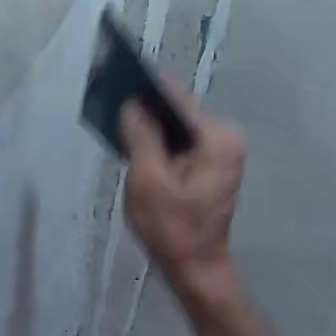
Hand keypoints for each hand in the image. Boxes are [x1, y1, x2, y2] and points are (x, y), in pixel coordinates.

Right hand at [119, 84, 248, 301]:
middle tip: (110, 98)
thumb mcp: (148, 182)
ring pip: (177, 125)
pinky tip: (133, 140)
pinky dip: (158, 139)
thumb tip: (131, 103)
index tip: (116, 67)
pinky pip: (180, 141)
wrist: (195, 268)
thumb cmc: (172, 228)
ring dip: (149, 122)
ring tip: (115, 116)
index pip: (176, 97)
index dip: (144, 83)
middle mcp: (225, 137)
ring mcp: (221, 151)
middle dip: (145, 104)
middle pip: (178, 109)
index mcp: (216, 138)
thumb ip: (141, 137)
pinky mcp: (211, 164)